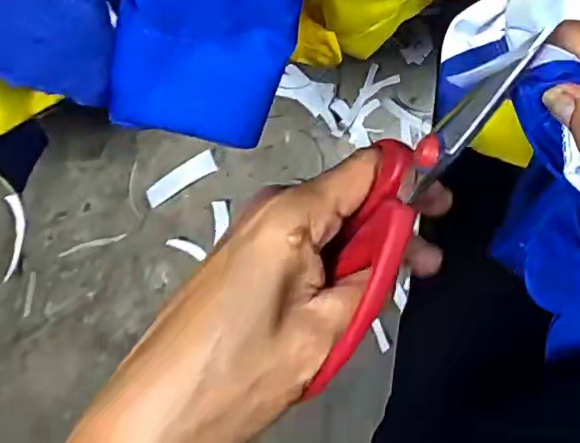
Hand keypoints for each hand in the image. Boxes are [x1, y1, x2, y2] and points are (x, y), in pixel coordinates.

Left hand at [69, 149, 452, 442]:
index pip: (373, 163)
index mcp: (293, 212)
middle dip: (400, 218)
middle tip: (431, 250)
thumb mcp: (325, 326)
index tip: (442, 192)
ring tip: (404, 279)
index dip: (414, 169)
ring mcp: (257, 231)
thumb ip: (378, 266)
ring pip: (338, 220)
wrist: (137, 438)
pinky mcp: (248, 255)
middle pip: (357, 192)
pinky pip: (313, 239)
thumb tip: (407, 227)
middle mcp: (275, 207)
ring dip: (374, 245)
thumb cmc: (232, 378)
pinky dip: (344, 257)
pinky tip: (358, 288)